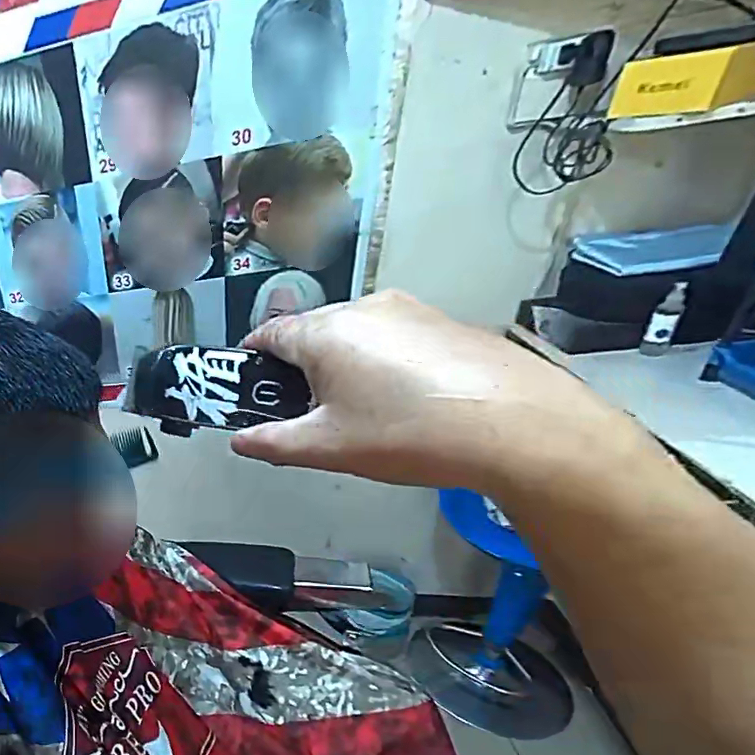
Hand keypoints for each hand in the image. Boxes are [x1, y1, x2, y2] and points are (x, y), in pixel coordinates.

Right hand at [230, 290, 666, 498]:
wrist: (513, 423)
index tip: (249, 385)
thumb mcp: (329, 447)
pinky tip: (405, 400)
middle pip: (312, 331)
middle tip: (309, 412)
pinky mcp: (442, 320)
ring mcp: (408, 309)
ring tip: (362, 411)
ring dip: (343, 364)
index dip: (252, 358)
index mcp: (325, 331)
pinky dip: (382, 362)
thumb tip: (241, 441)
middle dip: (300, 367)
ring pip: (355, 333)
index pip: (269, 332)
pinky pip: (394, 337)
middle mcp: (363, 307)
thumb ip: (274, 443)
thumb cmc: (407, 433)